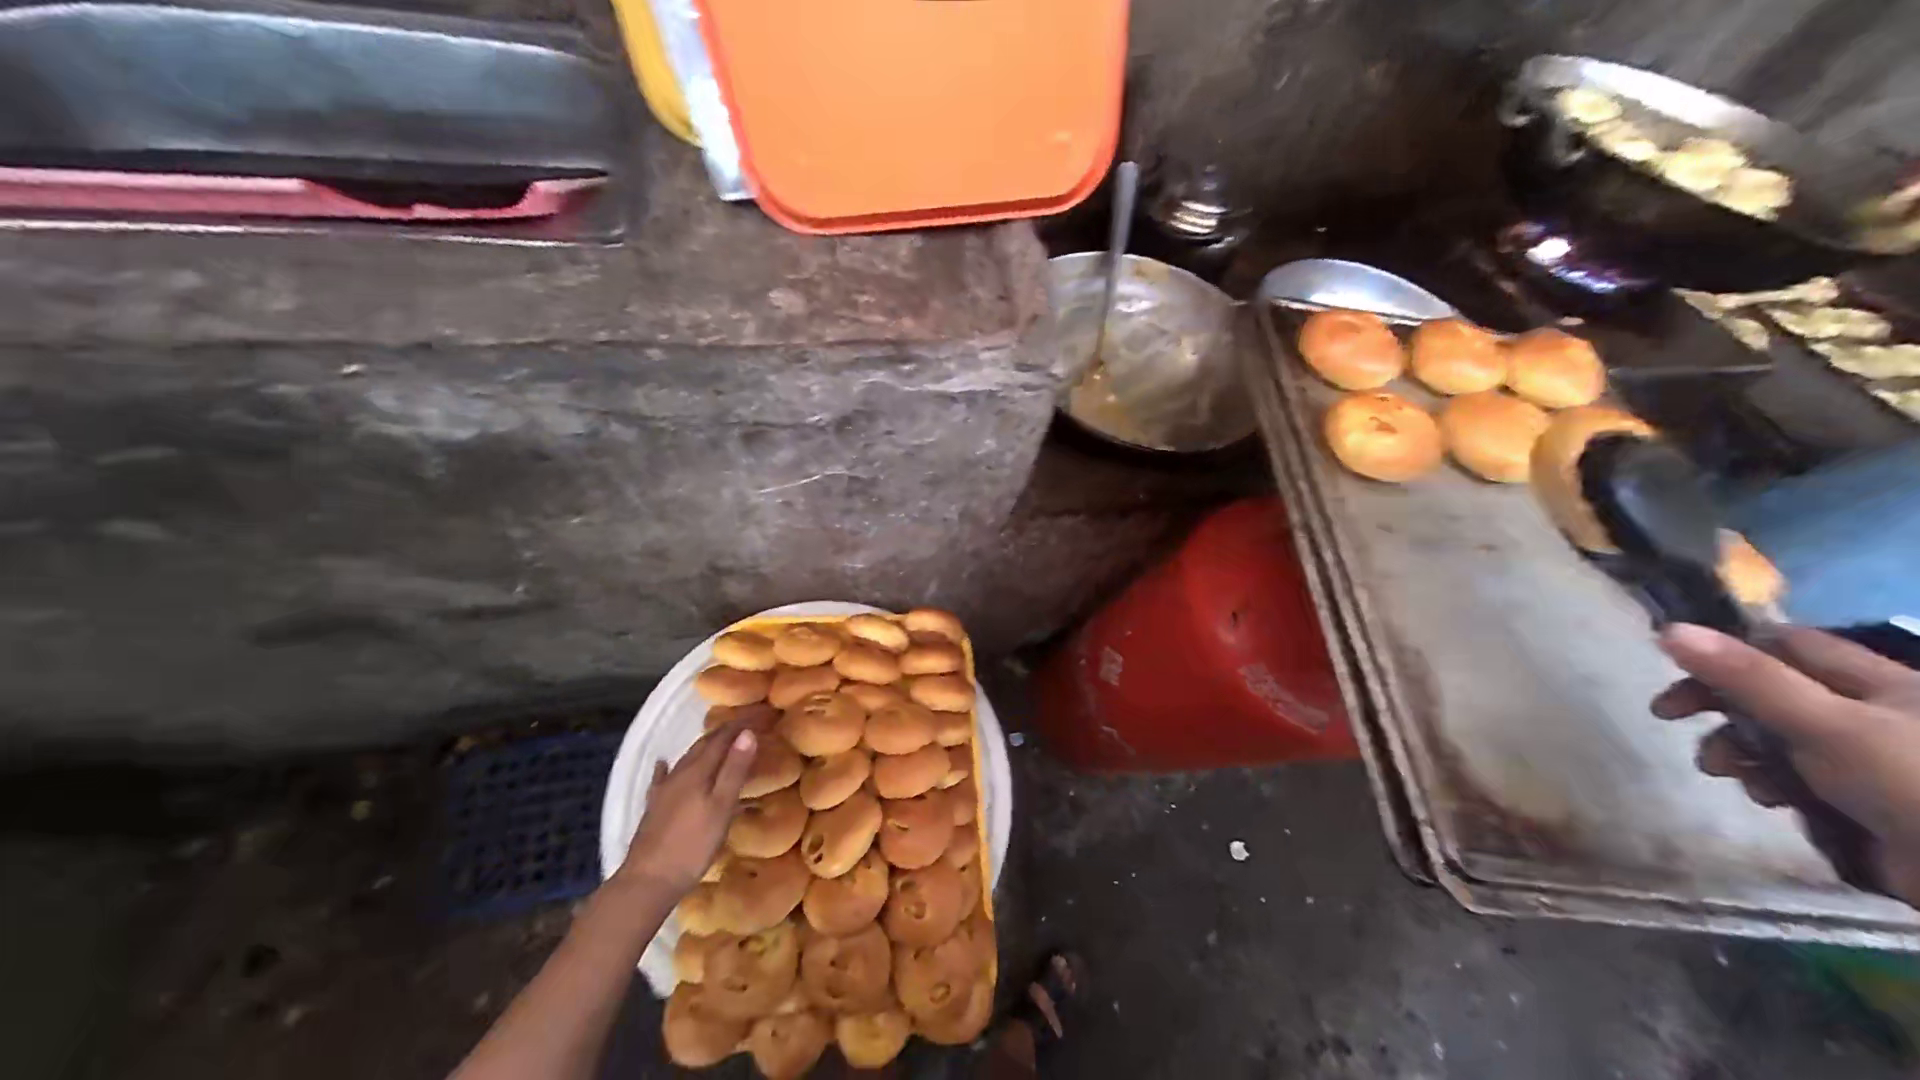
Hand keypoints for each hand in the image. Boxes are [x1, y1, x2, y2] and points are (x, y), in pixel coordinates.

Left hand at [615, 720, 757, 894]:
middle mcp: (680, 773)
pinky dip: (669, 766)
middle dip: (727, 731)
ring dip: (707, 745)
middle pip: (705, 744)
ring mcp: (664, 789)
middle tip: (748, 725)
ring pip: (688, 758)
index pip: (723, 737)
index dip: (743, 723)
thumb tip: (748, 733)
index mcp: (698, 770)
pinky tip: (663, 764)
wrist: (648, 880)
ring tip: (722, 741)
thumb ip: (735, 770)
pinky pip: (663, 777)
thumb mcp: (722, 807)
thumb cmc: (693, 845)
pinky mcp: (654, 806)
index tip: (763, 714)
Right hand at [1653, 622, 1919, 905]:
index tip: (1673, 664)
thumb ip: (1748, 676)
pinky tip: (1767, 797)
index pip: (1785, 642)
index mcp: (1877, 681)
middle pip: (1770, 689)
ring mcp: (1863, 756)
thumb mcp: (1824, 723)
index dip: (1729, 646)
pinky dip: (1768, 781)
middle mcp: (1869, 710)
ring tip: (1722, 771)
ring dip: (1735, 748)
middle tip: (1666, 714)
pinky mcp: (1856, 795)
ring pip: (1774, 735)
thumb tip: (1668, 629)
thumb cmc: (1911, 782)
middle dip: (1715, 703)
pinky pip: (1792, 774)